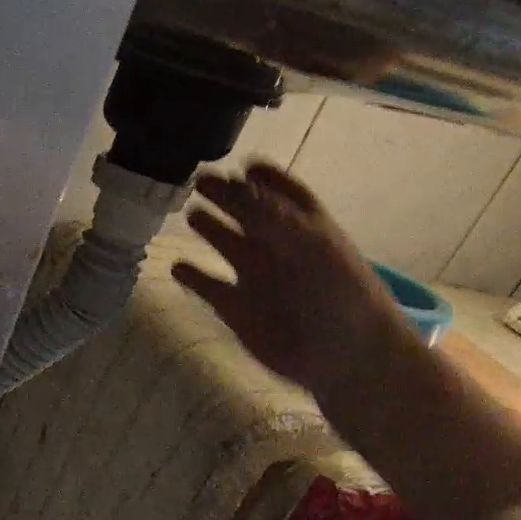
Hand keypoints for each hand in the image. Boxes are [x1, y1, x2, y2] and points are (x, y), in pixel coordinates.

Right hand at [171, 162, 420, 401]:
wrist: (342, 356)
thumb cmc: (339, 295)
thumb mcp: (312, 244)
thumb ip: (272, 213)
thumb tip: (238, 183)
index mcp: (304, 226)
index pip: (281, 193)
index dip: (264, 178)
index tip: (244, 163)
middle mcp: (277, 247)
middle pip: (246, 212)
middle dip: (226, 195)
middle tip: (200, 180)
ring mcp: (254, 278)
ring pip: (226, 244)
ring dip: (210, 228)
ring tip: (191, 213)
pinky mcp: (235, 308)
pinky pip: (208, 286)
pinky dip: (191, 277)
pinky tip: (177, 268)